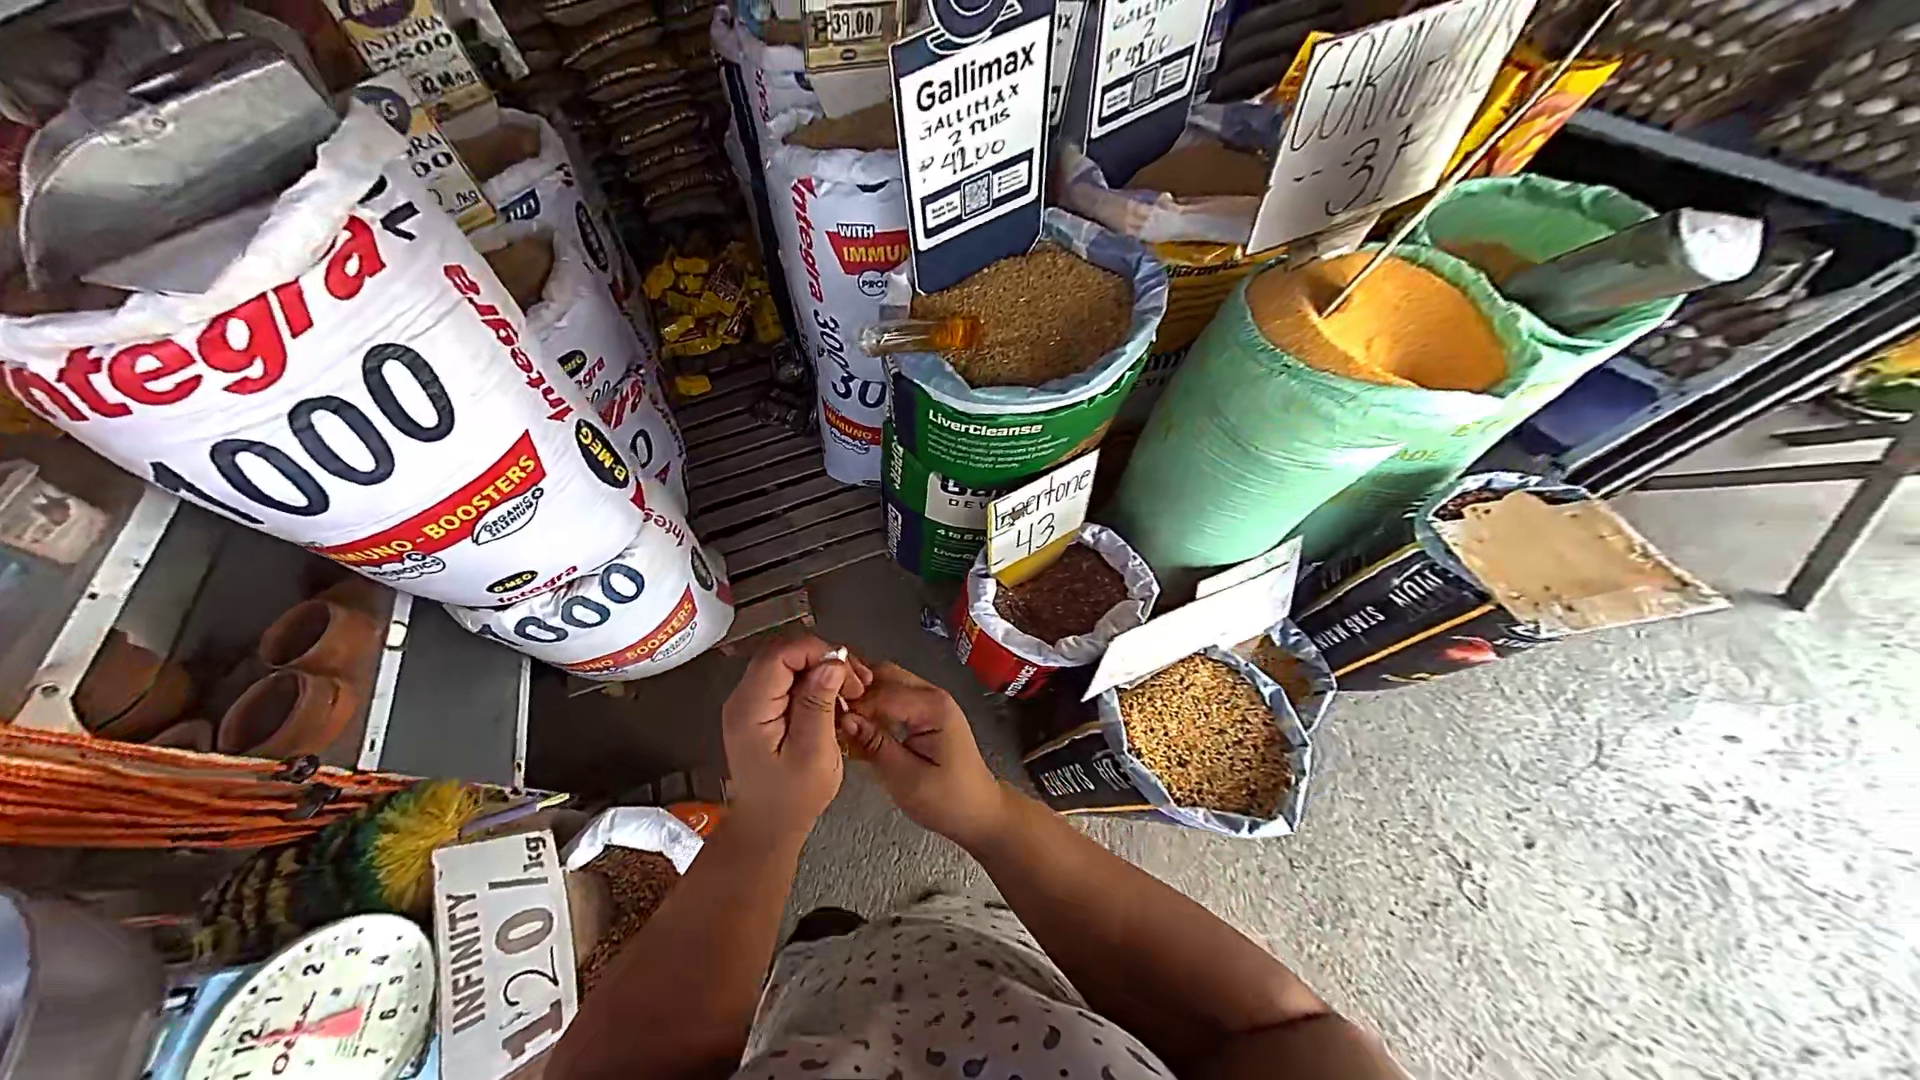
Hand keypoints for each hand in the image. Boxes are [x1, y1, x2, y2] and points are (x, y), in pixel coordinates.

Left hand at [721, 634, 872, 841]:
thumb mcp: (813, 753)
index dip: (818, 653)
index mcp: (751, 708)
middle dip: (825, 658)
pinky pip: (791, 677)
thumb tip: (832, 663)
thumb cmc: (791, 799)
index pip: (781, 653)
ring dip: (824, 668)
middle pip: (785, 651)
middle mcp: (745, 697)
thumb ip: (819, 704)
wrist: (768, 826)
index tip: (846, 673)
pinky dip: (817, 680)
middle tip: (856, 681)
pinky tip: (837, 698)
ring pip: (790, 660)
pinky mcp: (764, 707)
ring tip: (852, 690)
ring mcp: (753, 701)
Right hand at [838, 662, 1011, 848]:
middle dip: (854, 687)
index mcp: (933, 706)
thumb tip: (844, 719)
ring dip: (861, 693)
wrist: (978, 811)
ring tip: (834, 712)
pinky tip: (853, 721)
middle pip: (884, 675)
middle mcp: (931, 694)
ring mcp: (928, 700)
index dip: (852, 703)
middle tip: (824, 707)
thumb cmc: (947, 800)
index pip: (882, 692)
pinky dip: (872, 704)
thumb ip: (875, 745)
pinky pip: (892, 696)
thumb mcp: (906, 779)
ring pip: (886, 682)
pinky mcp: (923, 711)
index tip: (825, 717)